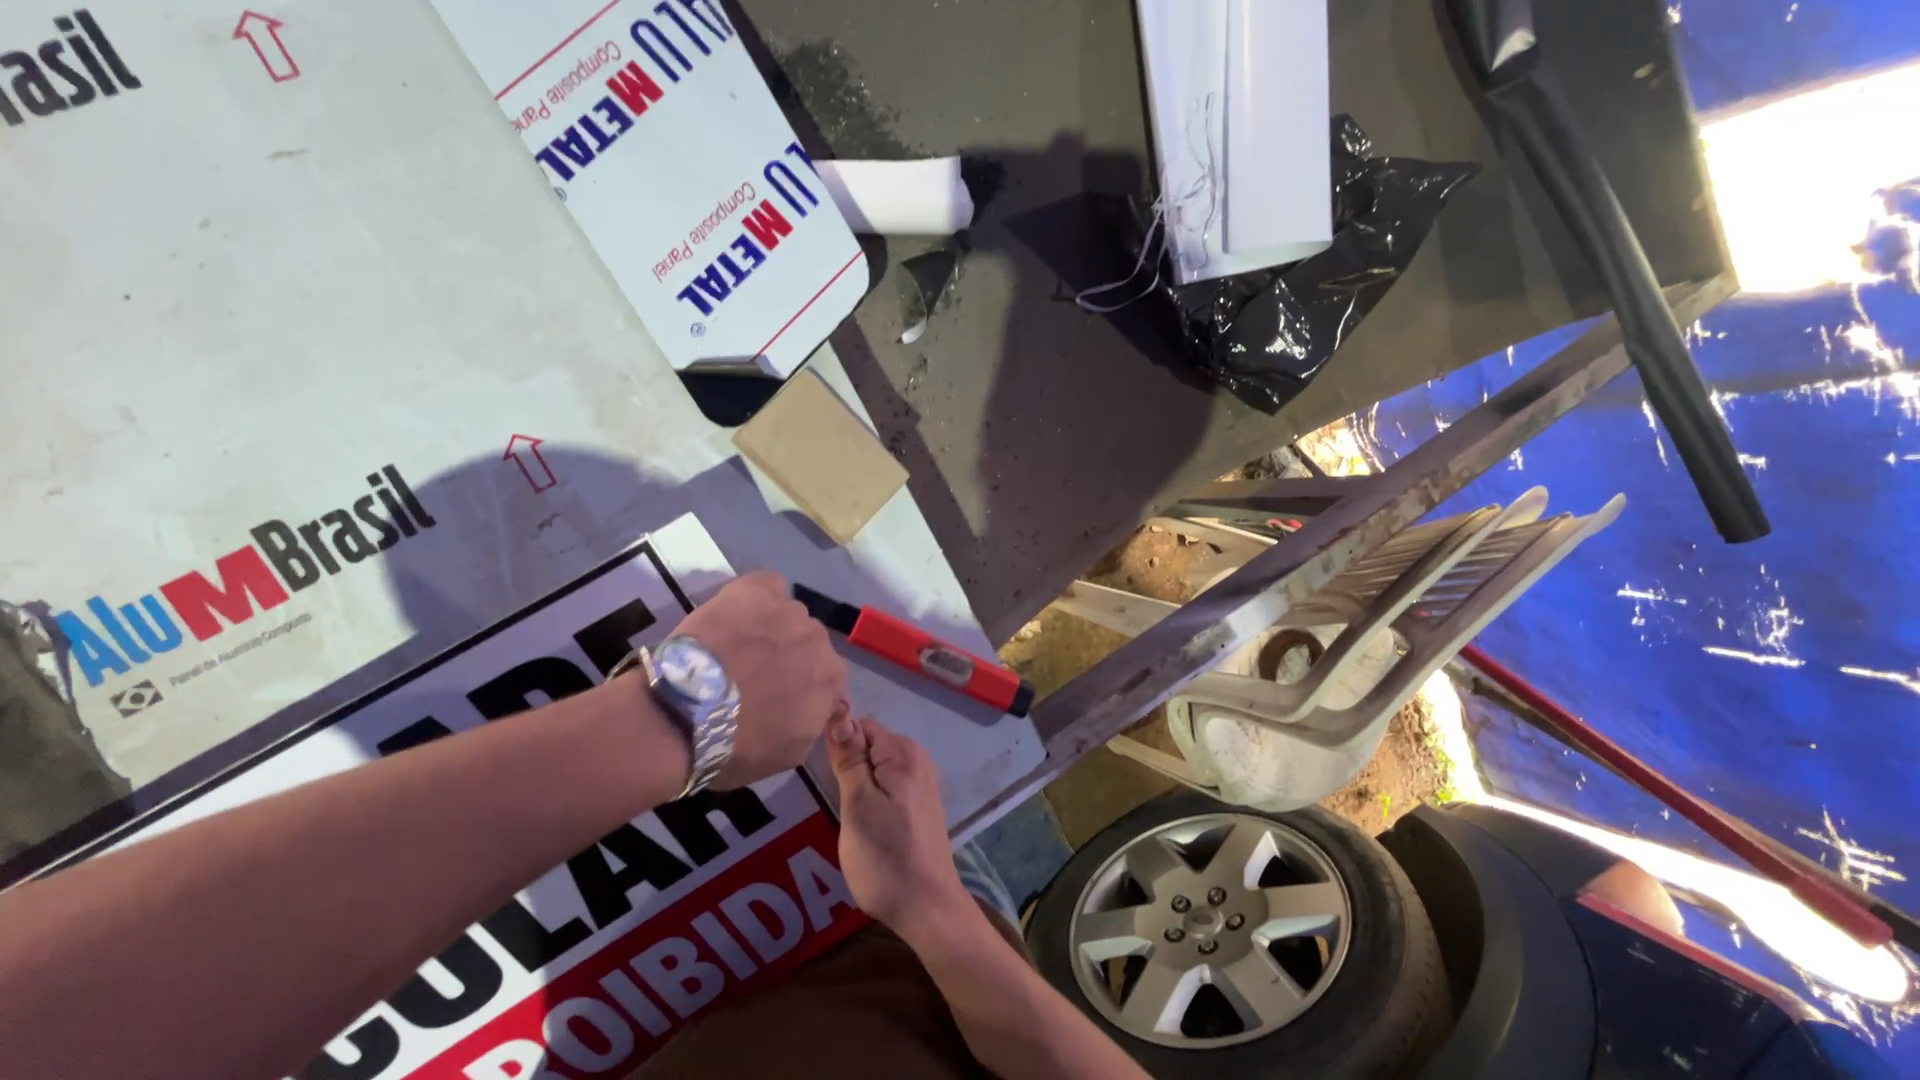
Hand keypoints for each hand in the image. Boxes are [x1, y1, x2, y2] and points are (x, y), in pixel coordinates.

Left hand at [674, 571, 847, 788]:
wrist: (679, 717)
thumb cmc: (735, 747)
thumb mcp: (790, 752)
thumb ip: (814, 722)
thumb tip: (813, 706)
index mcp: (831, 679)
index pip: (828, 679)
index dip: (803, 688)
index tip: (778, 698)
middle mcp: (818, 639)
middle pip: (808, 644)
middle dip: (789, 657)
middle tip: (754, 674)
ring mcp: (787, 610)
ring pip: (787, 617)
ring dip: (771, 629)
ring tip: (736, 645)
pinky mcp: (754, 590)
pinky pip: (768, 586)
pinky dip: (759, 598)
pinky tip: (738, 614)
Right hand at [826, 715, 971, 942]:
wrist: (926, 908)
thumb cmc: (886, 858)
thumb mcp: (858, 806)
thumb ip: (849, 758)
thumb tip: (839, 710)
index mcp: (903, 753)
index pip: (859, 725)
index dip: (837, 744)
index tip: (824, 775)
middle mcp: (917, 759)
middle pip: (868, 744)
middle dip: (846, 764)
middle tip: (833, 799)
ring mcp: (920, 782)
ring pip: (875, 766)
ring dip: (856, 783)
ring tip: (846, 813)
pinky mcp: (919, 804)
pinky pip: (887, 784)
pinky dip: (871, 797)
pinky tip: (864, 822)